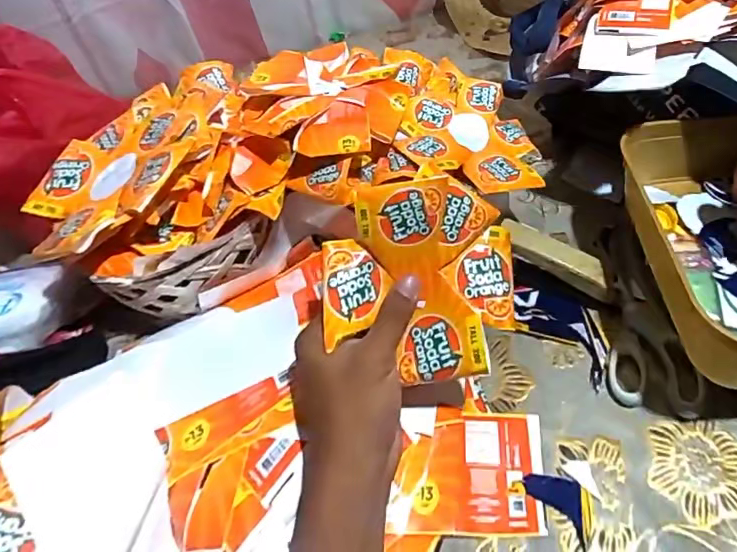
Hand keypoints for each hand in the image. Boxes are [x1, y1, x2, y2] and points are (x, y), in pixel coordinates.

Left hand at [290, 272, 420, 551]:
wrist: (357, 473)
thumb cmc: (355, 408)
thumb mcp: (375, 355)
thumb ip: (392, 315)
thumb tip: (410, 276)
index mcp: (313, 347)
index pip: (331, 303)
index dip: (355, 282)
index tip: (383, 262)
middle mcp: (323, 361)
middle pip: (354, 322)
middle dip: (381, 304)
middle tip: (409, 277)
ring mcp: (342, 382)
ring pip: (369, 344)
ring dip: (392, 329)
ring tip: (422, 302)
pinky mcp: (361, 399)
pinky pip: (380, 366)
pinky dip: (397, 354)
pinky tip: (423, 340)